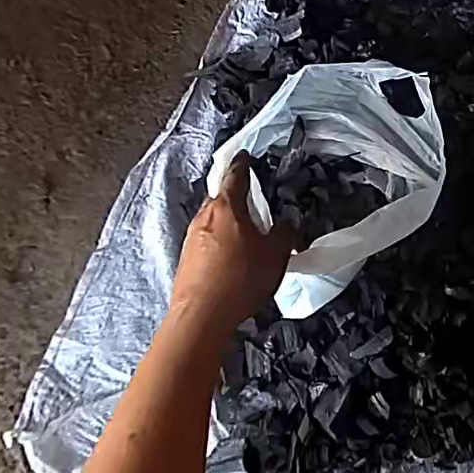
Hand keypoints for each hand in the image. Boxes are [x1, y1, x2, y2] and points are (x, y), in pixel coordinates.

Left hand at [170, 154, 295, 328]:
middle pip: (220, 197)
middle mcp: (204, 217)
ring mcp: (192, 238)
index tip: (246, 157)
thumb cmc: (240, 278)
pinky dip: (218, 241)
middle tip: (250, 200)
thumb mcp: (275, 254)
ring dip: (226, 221)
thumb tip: (287, 223)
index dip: (243, 164)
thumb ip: (284, 233)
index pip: (235, 176)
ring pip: (211, 220)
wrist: (202, 315)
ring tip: (243, 232)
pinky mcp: (186, 259)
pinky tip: (229, 257)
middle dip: (234, 196)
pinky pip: (205, 240)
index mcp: (226, 207)